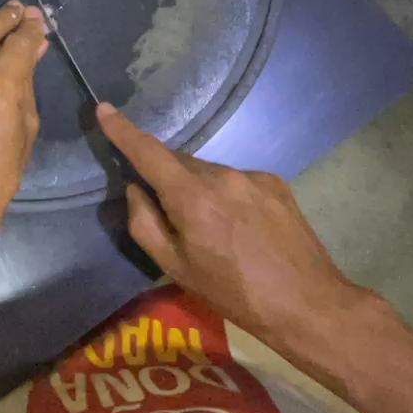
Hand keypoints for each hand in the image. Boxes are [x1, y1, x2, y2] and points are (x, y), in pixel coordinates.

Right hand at [97, 104, 378, 350]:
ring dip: (196, 189)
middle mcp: (223, 176)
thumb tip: (136, 190)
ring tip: (210, 229)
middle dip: (164, 177)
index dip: (123, 130)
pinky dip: (224, 195)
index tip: (104, 108)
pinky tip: (239, 226)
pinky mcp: (275, 183)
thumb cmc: (233, 292)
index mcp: (192, 198)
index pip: (148, 153)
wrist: (308, 304)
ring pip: (207, 172)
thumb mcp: (174, 267)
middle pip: (178, 162)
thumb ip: (144, 223)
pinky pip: (234, 180)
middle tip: (167, 214)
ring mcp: (253, 177)